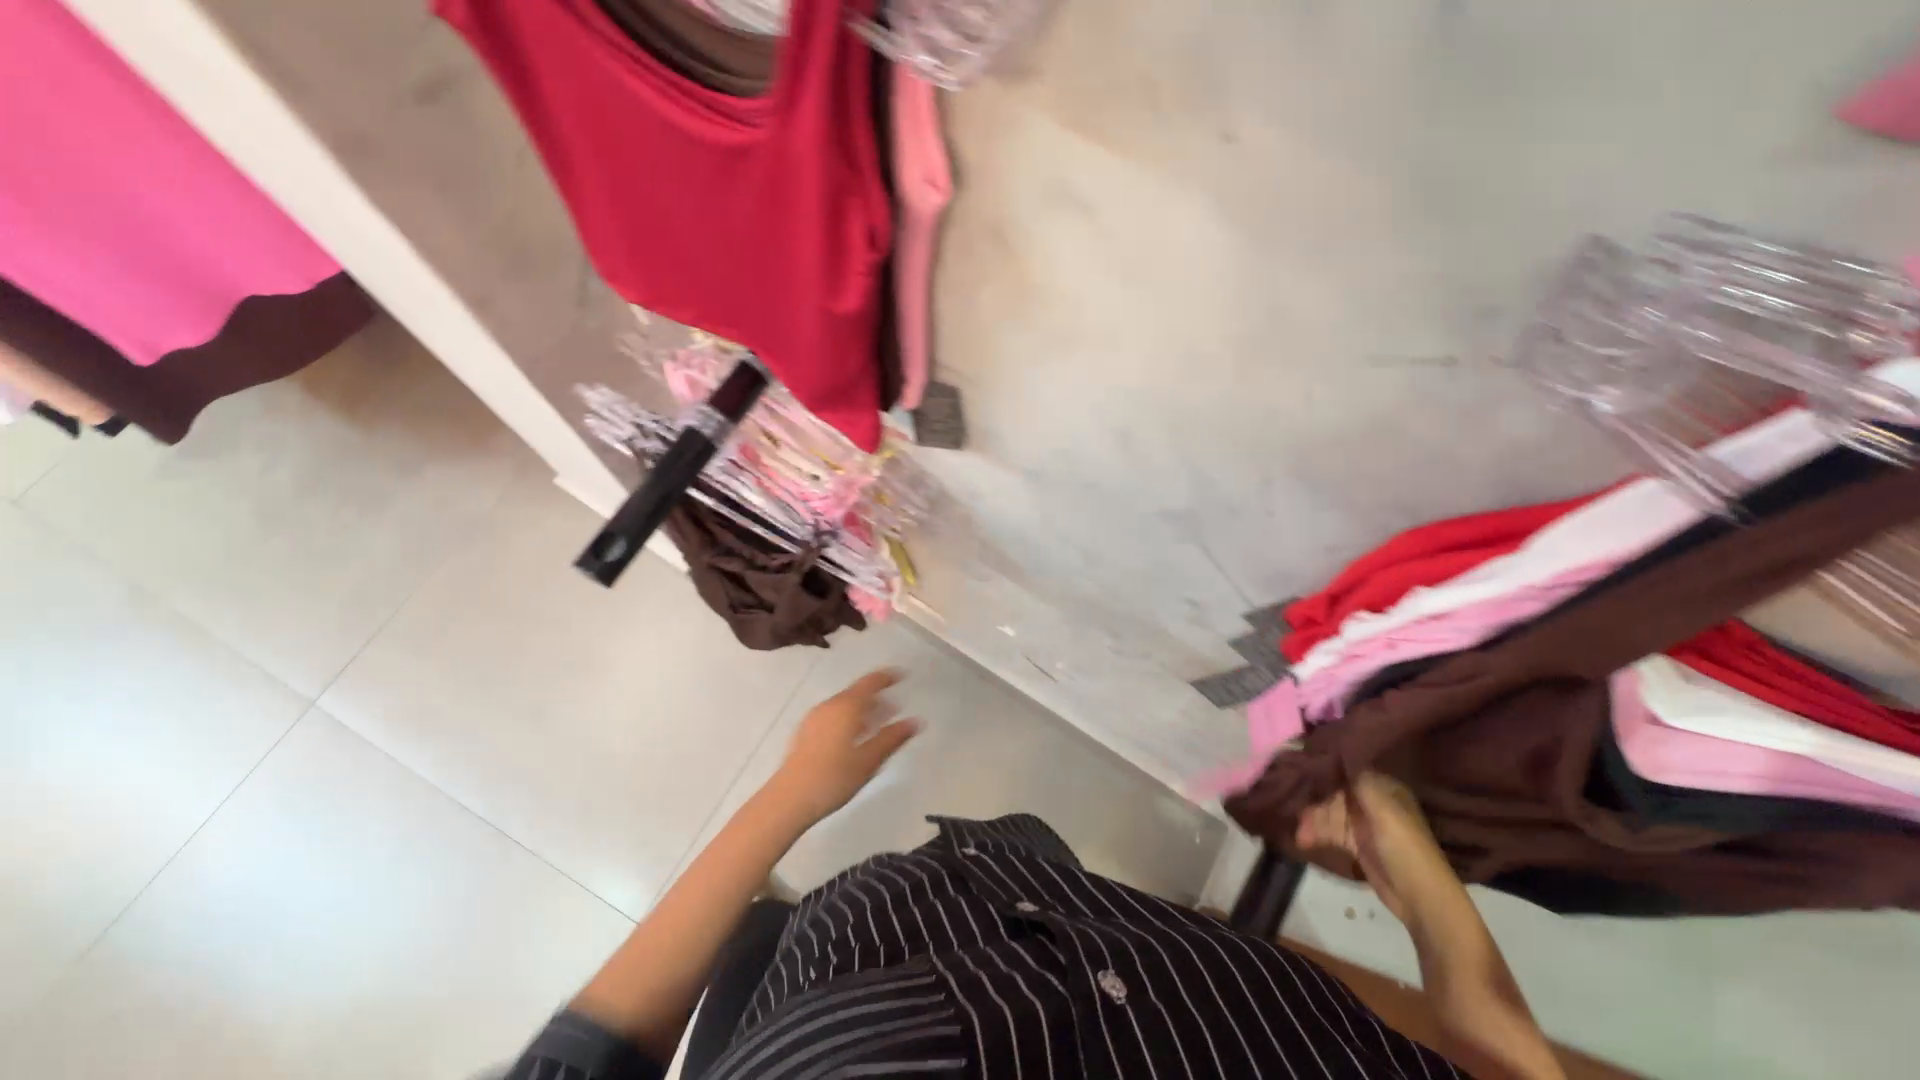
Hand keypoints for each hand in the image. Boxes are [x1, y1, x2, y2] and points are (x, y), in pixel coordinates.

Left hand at [764, 669, 921, 826]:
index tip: (903, 676)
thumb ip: (892, 738)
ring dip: (863, 711)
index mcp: (846, 707)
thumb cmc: (833, 778)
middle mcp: (829, 706)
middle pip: (856, 694)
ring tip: (877, 727)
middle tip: (895, 711)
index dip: (888, 677)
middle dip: (877, 699)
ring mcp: (813, 719)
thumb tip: (915, 721)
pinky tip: (853, 740)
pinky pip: (833, 716)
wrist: (789, 799)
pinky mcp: (805, 732)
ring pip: (844, 706)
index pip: (870, 683)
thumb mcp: (869, 760)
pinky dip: (848, 720)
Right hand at [1295, 771, 1455, 923]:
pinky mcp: (1356, 844)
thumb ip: (1360, 781)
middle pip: (1335, 793)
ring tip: (1299, 834)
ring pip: (1330, 814)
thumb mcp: (1384, 810)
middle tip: (1292, 808)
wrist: (1418, 897)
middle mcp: (1372, 802)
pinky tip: (1302, 840)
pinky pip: (1331, 832)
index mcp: (1384, 789)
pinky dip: (1316, 834)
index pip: (1348, 771)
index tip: (1298, 768)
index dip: (1324, 770)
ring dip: (1312, 821)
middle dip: (1314, 801)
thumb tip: (1337, 749)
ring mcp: (1363, 824)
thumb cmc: (1404, 847)